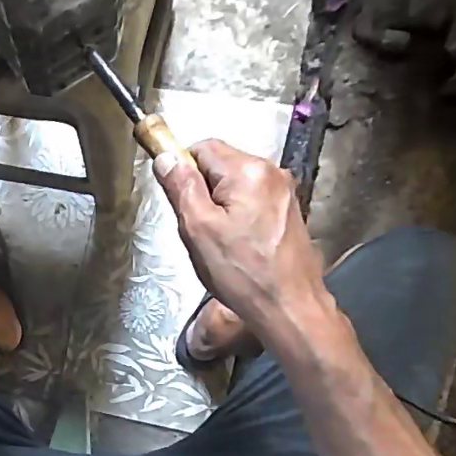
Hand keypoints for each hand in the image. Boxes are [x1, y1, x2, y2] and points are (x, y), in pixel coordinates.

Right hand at [154, 140, 328, 335]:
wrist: (289, 307)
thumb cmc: (244, 273)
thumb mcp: (198, 228)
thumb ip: (181, 187)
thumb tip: (166, 157)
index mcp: (248, 171)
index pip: (202, 147)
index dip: (181, 168)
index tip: (174, 195)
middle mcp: (271, 173)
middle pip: (219, 164)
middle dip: (200, 190)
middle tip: (196, 226)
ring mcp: (283, 192)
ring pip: (234, 184)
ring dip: (217, 204)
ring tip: (215, 239)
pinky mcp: (287, 210)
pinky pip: (250, 199)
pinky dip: (235, 214)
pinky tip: (234, 244)